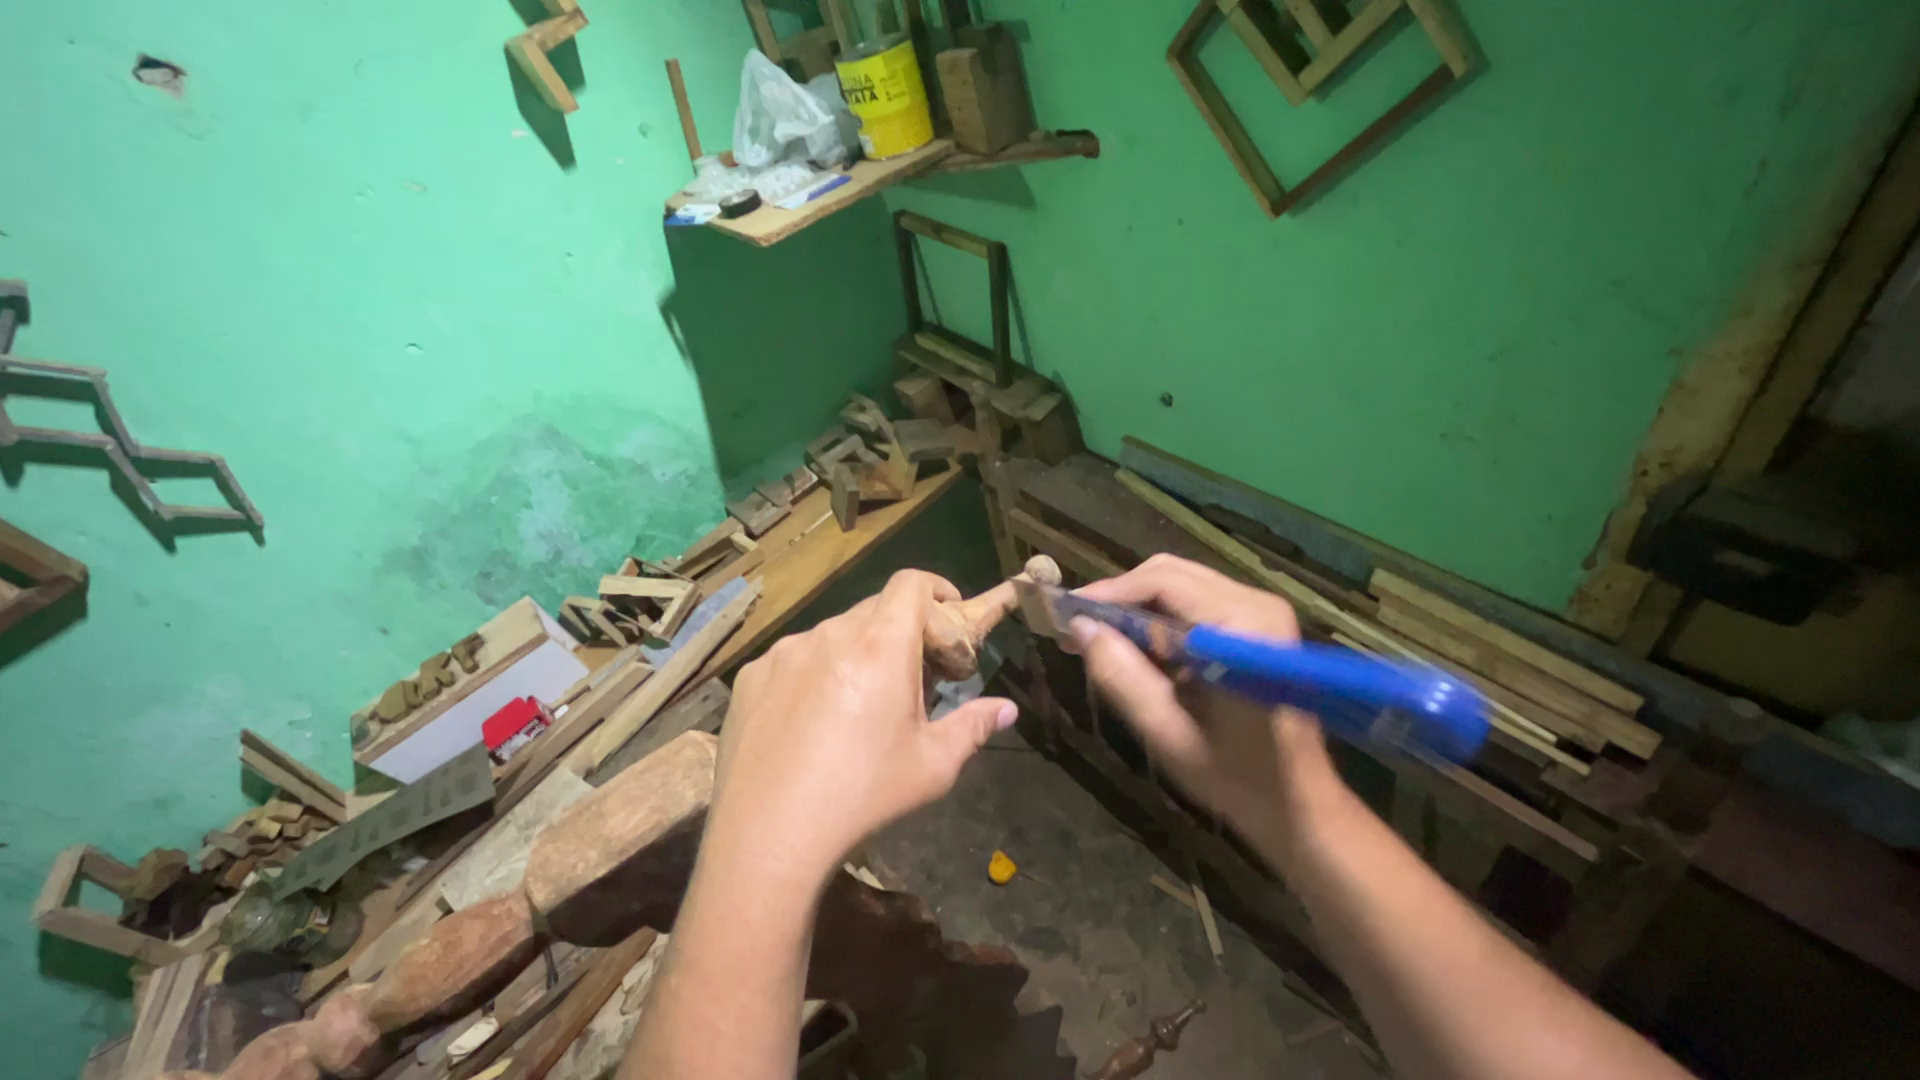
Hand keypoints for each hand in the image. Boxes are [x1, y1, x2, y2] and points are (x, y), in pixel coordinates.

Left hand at [706, 570, 1018, 890]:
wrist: (767, 835)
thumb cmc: (862, 795)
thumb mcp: (932, 766)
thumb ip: (974, 727)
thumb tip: (1007, 710)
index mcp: (880, 647)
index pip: (911, 583)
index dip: (935, 588)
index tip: (947, 614)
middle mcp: (830, 635)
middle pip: (873, 609)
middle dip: (899, 630)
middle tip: (910, 675)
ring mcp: (784, 653)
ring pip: (831, 634)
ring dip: (854, 652)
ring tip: (856, 705)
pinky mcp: (751, 676)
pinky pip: (793, 659)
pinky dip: (812, 673)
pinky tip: (808, 722)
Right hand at [1072, 554, 1337, 840]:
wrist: (1298, 799)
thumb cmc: (1236, 774)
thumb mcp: (1166, 733)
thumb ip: (1121, 676)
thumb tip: (1079, 627)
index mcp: (1242, 628)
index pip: (1162, 582)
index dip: (1108, 593)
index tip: (1065, 612)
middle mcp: (1257, 603)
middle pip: (1170, 573)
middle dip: (1119, 596)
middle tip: (1077, 627)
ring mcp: (1261, 609)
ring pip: (1180, 582)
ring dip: (1136, 605)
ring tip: (1099, 636)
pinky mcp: (1258, 621)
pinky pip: (1195, 599)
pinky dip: (1159, 615)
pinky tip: (1137, 645)